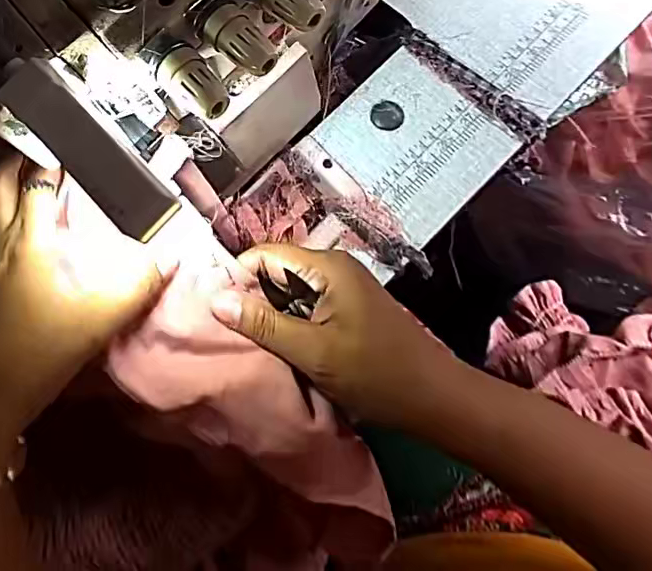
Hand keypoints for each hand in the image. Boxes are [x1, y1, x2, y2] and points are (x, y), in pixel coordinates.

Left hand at [0, 153, 173, 437]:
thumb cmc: (37, 354)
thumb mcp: (99, 320)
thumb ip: (140, 284)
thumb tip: (174, 256)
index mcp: (28, 239)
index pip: (36, 179)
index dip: (51, 156)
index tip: (69, 143)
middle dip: (17, 156)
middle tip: (40, 148)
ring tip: (15, 172)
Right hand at [210, 244, 463, 429]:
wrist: (434, 396)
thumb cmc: (374, 373)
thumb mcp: (312, 352)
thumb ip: (264, 325)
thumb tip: (216, 299)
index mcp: (326, 266)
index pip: (267, 254)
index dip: (240, 277)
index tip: (219, 310)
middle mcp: (334, 265)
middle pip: (278, 269)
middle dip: (255, 297)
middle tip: (234, 332)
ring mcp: (344, 284)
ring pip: (292, 288)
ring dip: (274, 312)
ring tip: (257, 342)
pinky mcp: (349, 303)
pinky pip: (309, 301)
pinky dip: (293, 320)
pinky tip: (286, 346)